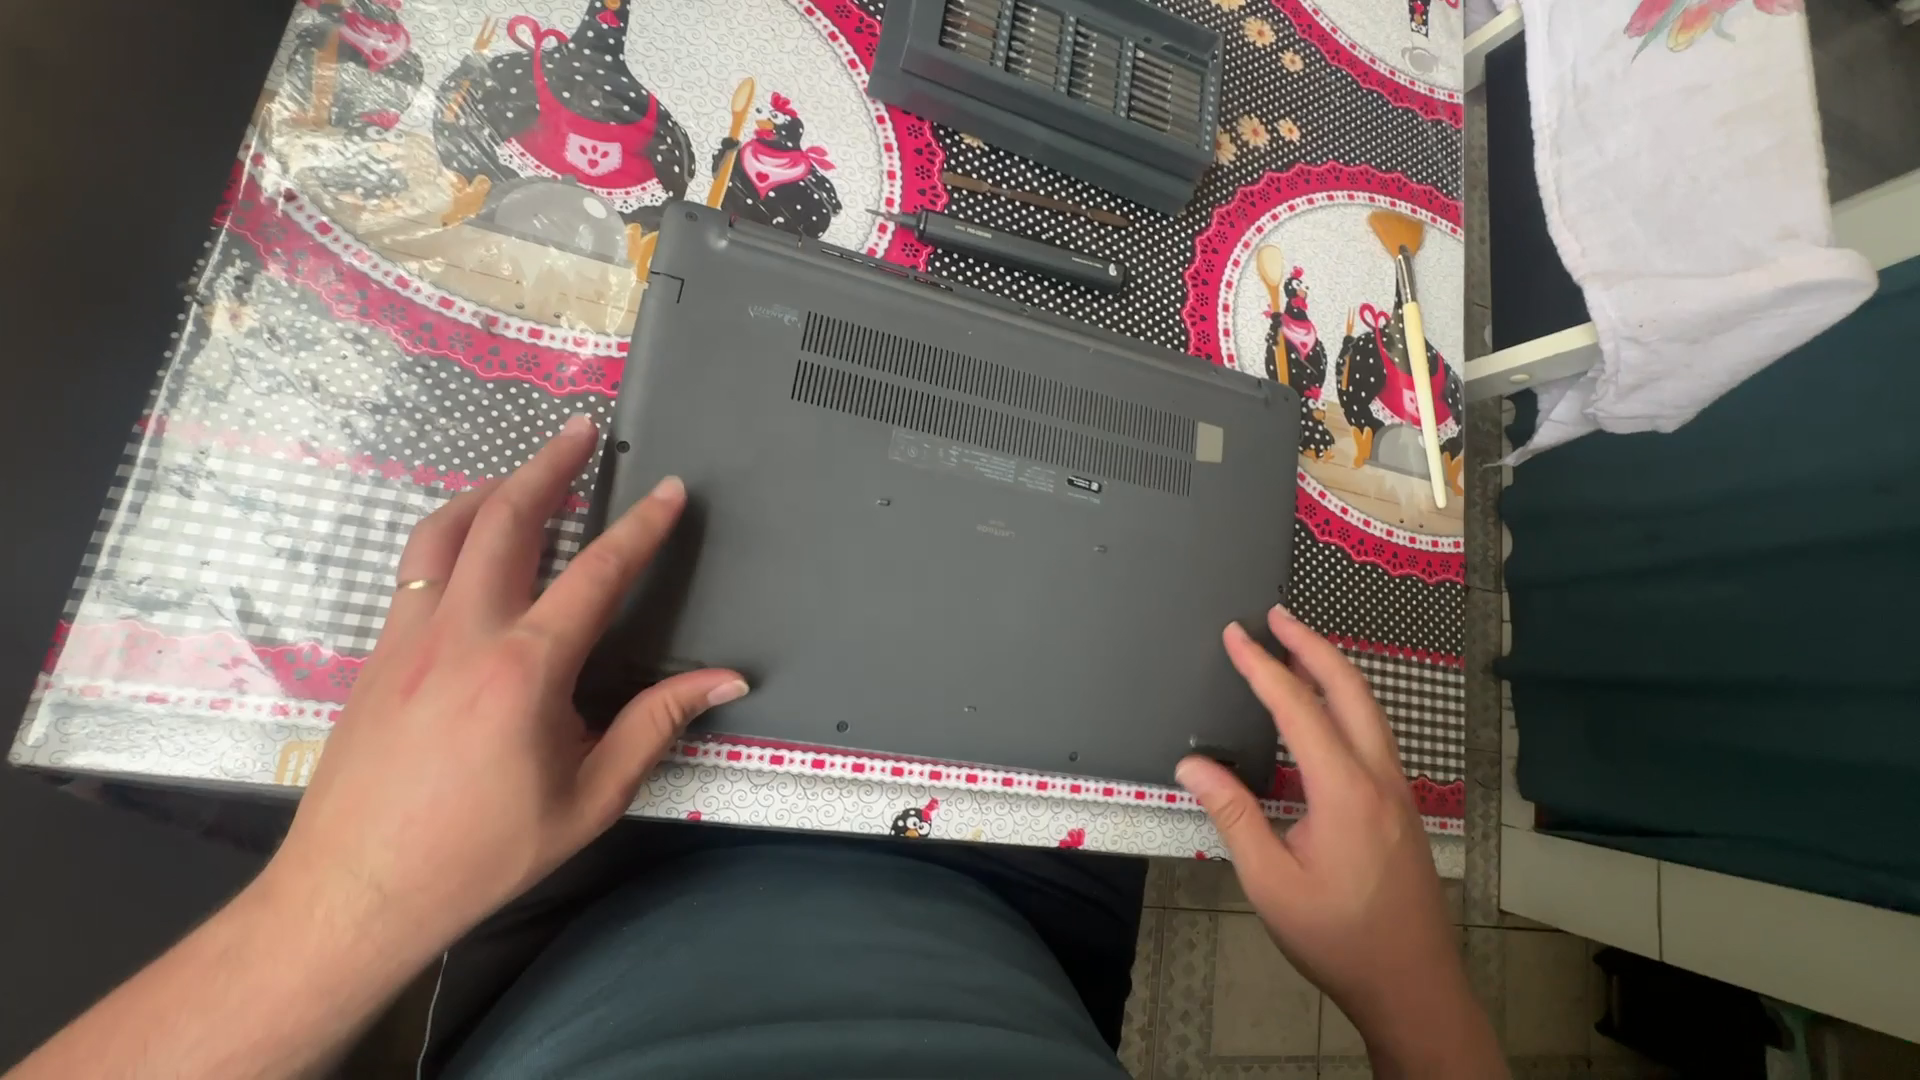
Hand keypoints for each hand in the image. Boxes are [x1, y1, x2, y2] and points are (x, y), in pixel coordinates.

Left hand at [261, 416, 747, 965]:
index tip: (671, 490)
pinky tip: (472, 539)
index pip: (599, 573)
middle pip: (508, 520)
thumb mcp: (593, 794)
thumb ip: (659, 723)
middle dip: (550, 466)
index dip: (644, 526)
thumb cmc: (484, 851)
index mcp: (527, 668)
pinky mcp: (381, 652)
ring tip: (528, 471)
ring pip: (446, 531)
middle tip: (581, 430)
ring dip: (493, 489)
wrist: (355, 894)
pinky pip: (416, 566)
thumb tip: (729, 680)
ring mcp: (412, 636)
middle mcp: (466, 632)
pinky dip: (452, 531)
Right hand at [1177, 606, 1502, 1078]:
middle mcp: (1378, 778)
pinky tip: (1325, 705)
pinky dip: (1345, 698)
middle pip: (1349, 691)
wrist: (1414, 988)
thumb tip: (1192, 763)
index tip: (1234, 634)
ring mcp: (1397, 790)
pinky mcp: (1401, 804)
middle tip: (1275, 615)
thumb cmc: (1337, 937)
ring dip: (1332, 668)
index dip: (1262, 666)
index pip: (1297, 708)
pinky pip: (1372, 731)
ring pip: (1368, 708)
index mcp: (1344, 791)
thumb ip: (1233, 815)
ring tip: (1296, 644)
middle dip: (1311, 646)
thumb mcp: (1270, 882)